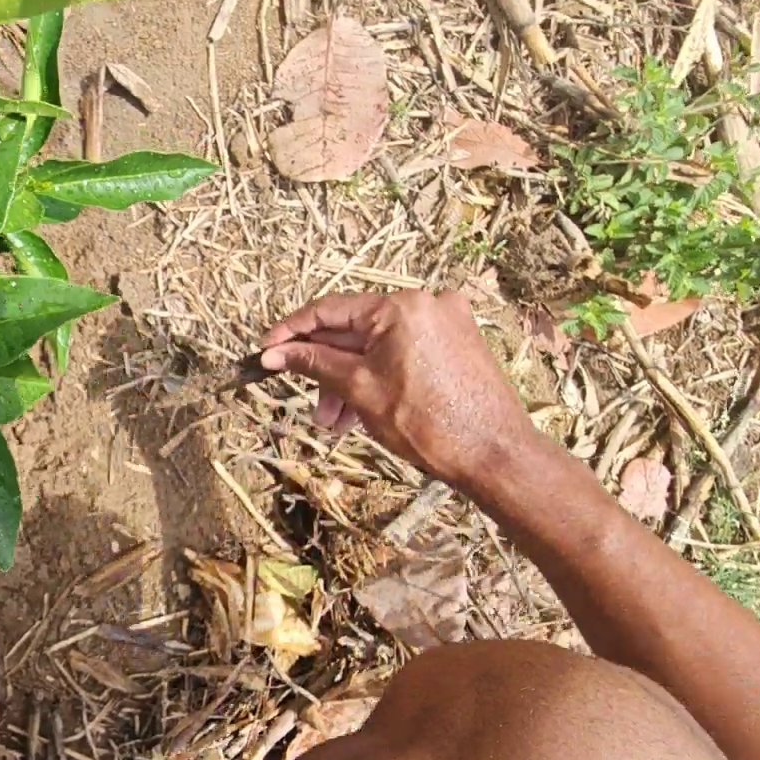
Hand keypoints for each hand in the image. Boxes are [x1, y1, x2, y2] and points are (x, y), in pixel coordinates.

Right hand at [259, 291, 536, 486]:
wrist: (493, 455)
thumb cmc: (427, 421)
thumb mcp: (356, 388)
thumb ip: (311, 362)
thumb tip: (273, 354)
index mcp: (401, 307)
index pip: (329, 309)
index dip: (291, 331)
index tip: (265, 350)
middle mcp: (426, 305)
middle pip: (351, 331)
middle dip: (323, 368)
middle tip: (303, 398)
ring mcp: (445, 323)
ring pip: (373, 347)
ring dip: (346, 380)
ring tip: (334, 421)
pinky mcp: (454, 344)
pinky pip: (397, 354)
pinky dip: (373, 378)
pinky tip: (359, 413)